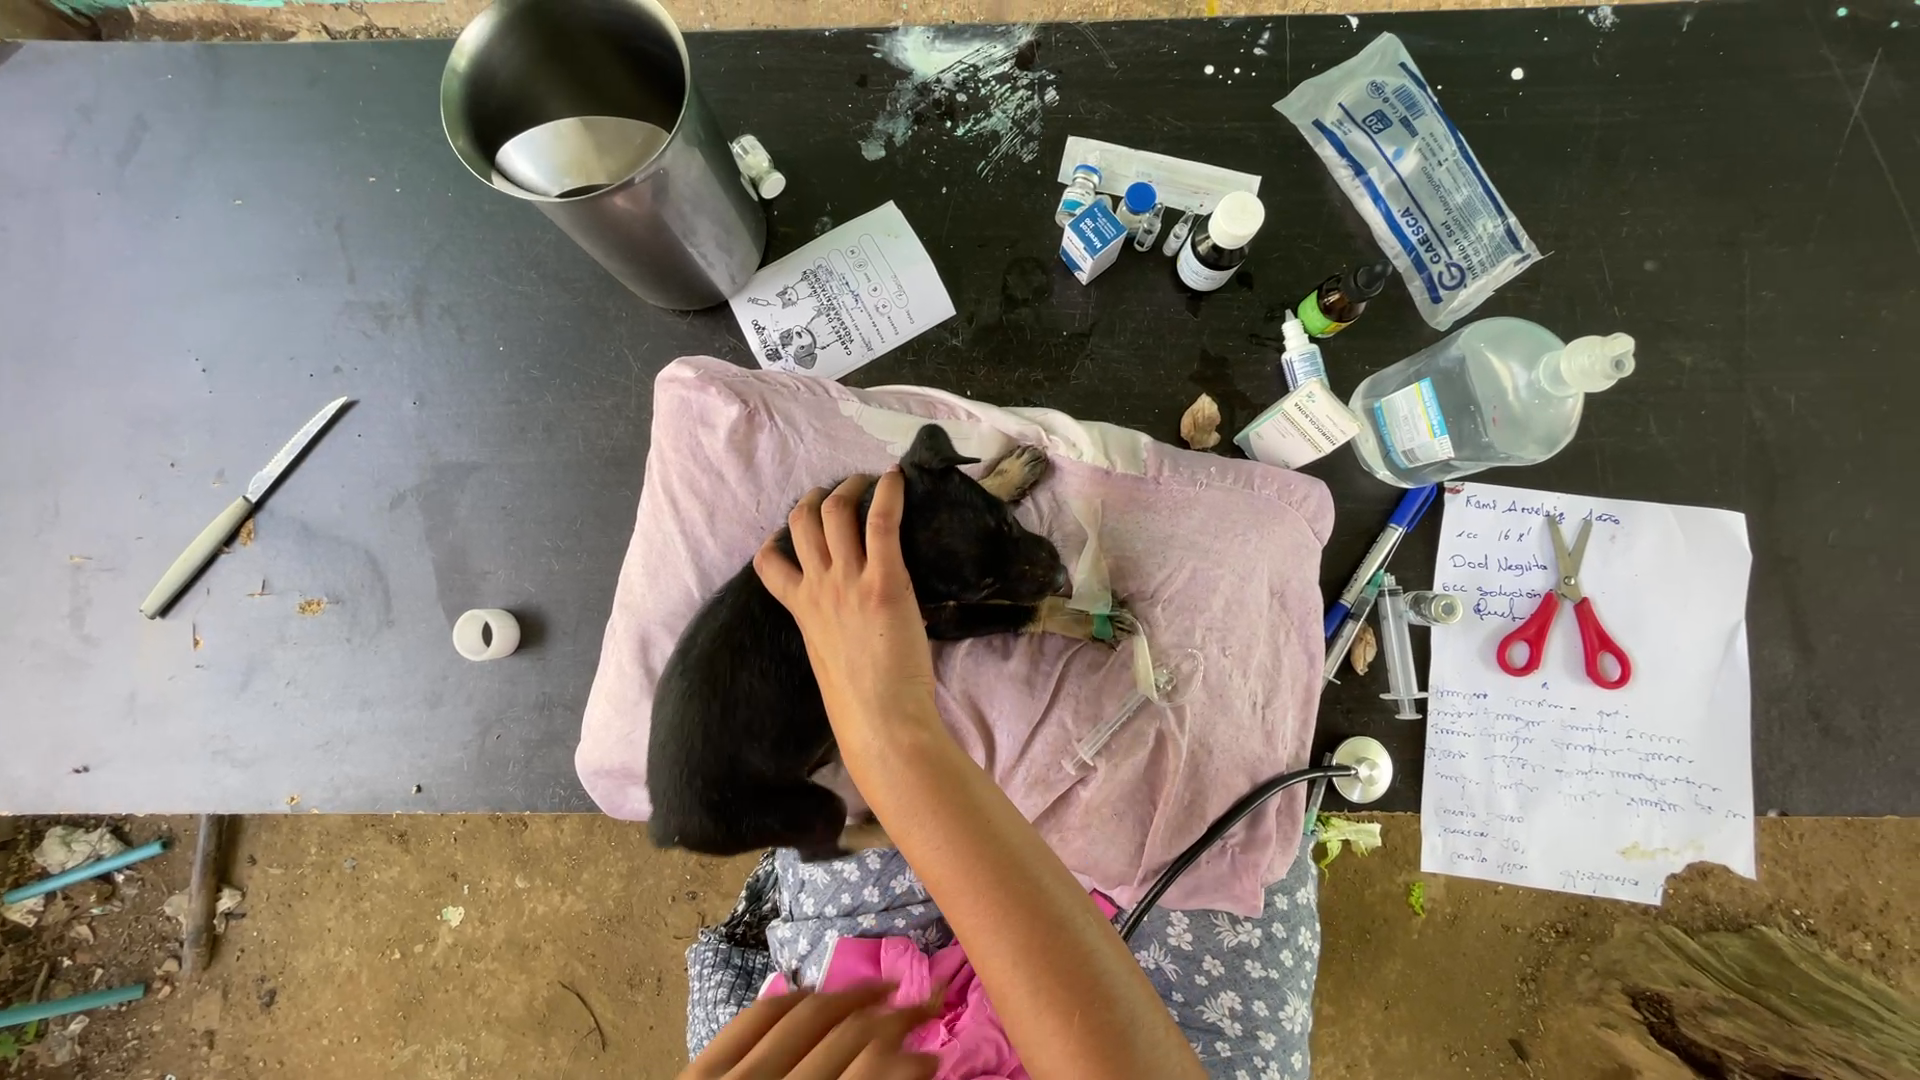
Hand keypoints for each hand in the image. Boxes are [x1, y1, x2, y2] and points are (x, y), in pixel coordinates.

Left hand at [680, 984, 938, 1079]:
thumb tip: (915, 1068)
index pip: (870, 1071)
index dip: (909, 1056)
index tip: (934, 1052)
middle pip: (847, 1034)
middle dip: (894, 1015)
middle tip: (924, 1006)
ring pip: (806, 1012)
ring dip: (852, 994)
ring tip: (883, 989)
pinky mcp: (698, 1073)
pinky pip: (756, 1016)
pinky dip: (792, 999)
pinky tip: (818, 995)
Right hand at [754, 470, 939, 738]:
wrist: (882, 723)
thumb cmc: (859, 704)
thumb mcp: (826, 659)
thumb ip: (828, 628)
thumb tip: (846, 616)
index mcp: (800, 610)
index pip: (768, 563)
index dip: (777, 537)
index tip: (792, 528)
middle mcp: (817, 588)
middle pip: (802, 522)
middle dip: (816, 497)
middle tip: (840, 490)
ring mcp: (848, 581)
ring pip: (836, 512)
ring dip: (850, 487)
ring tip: (868, 480)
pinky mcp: (884, 580)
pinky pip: (880, 521)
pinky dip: (888, 493)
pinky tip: (895, 478)